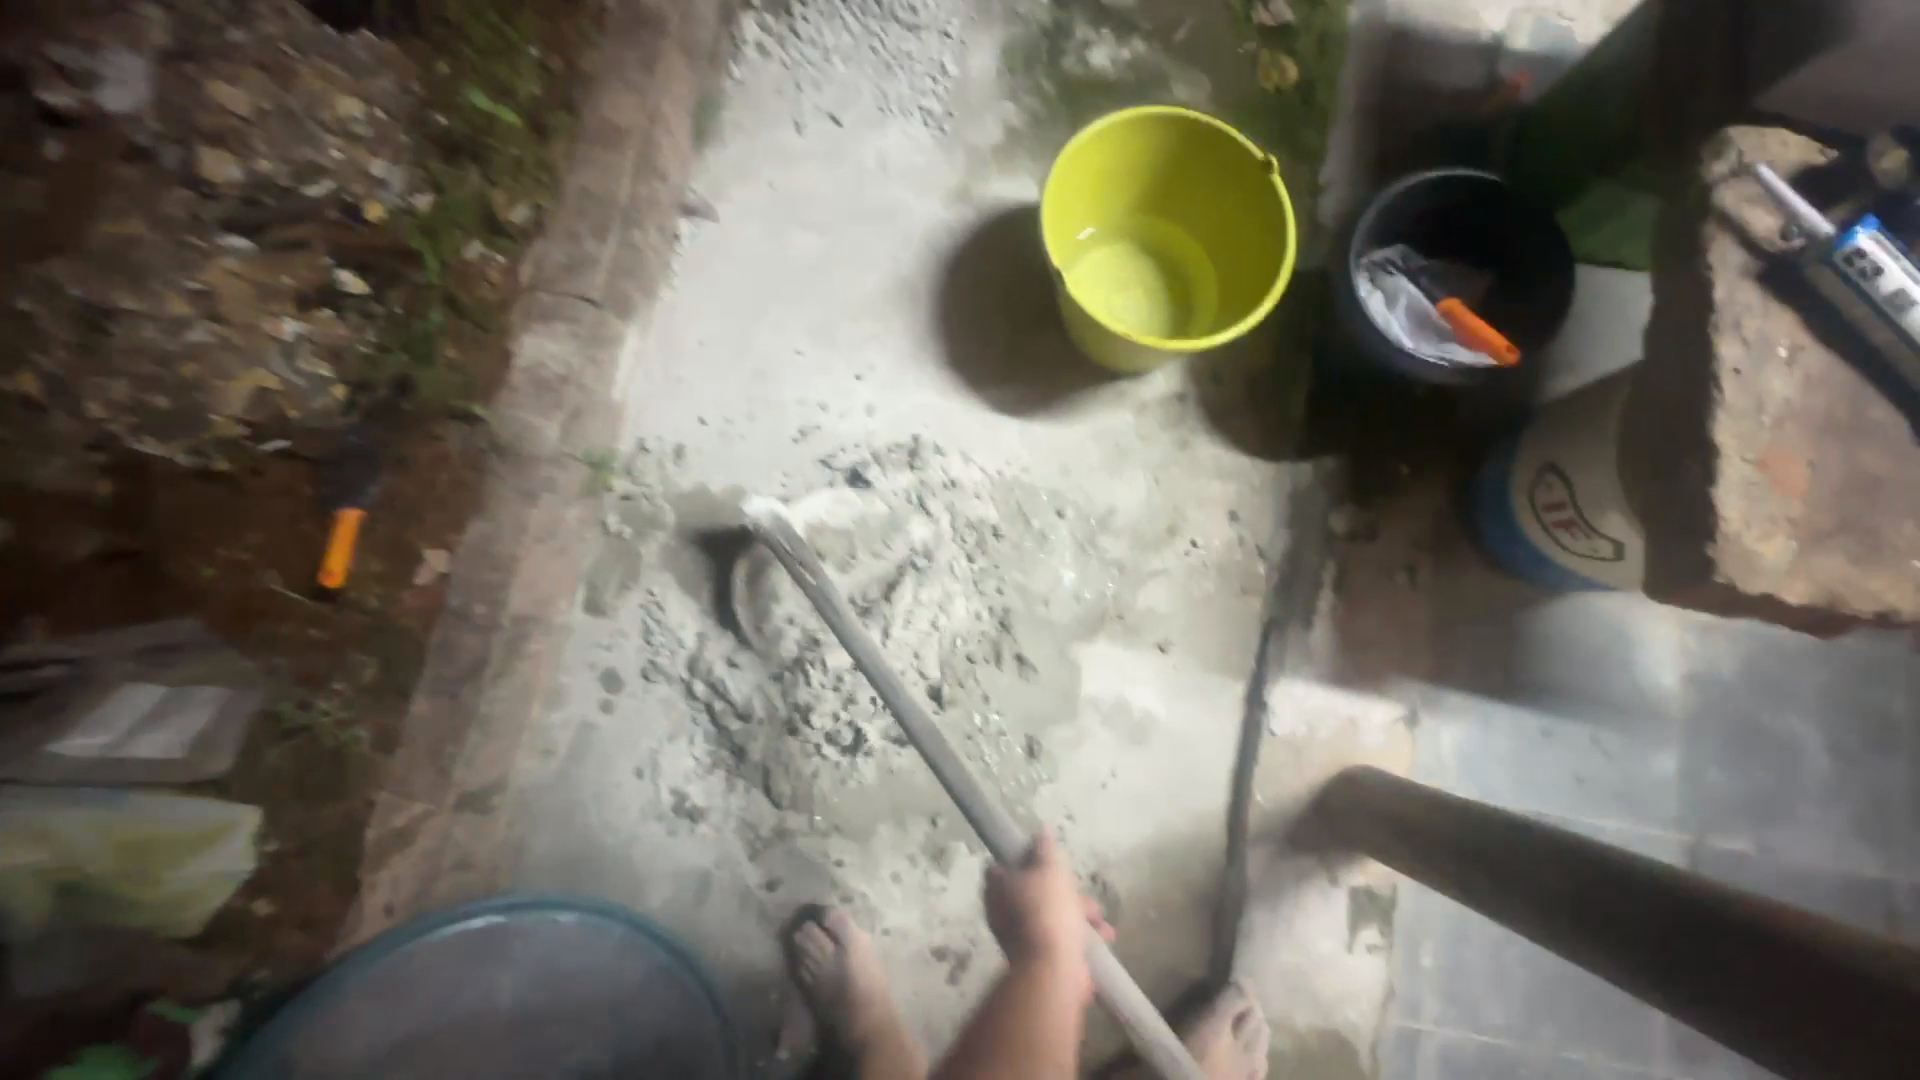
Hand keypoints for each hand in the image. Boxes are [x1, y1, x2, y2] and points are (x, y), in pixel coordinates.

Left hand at [984, 831, 1114, 994]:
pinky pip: (1059, 938)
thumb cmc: (1048, 910)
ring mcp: (1019, 936)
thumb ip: (1045, 848)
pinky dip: (1079, 937)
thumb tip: (1042, 829)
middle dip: (1065, 891)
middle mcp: (1003, 911)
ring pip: (1051, 915)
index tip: (1047, 858)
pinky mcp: (1038, 957)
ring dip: (1079, 915)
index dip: (1024, 858)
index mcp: (998, 886)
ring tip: (1101, 923)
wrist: (1053, 968)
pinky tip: (1102, 939)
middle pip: (1034, 890)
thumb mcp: (1049, 869)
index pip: (1003, 864)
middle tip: (1083, 894)